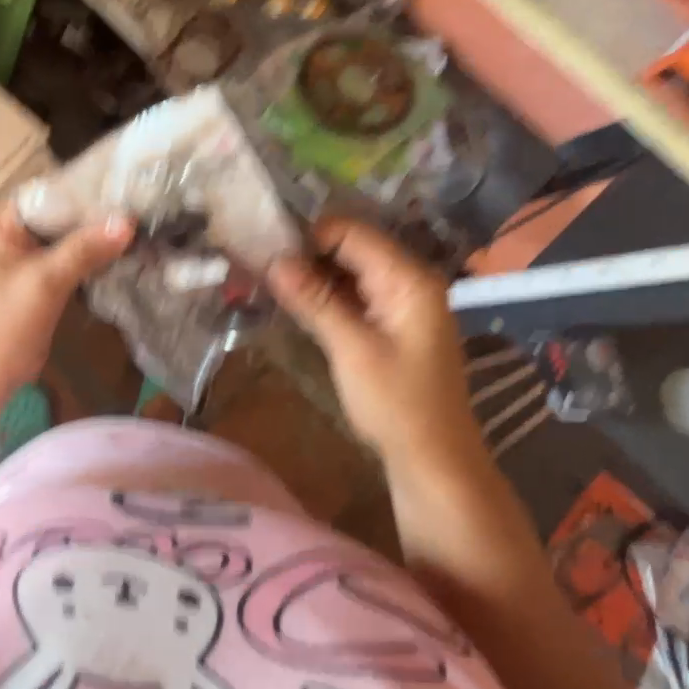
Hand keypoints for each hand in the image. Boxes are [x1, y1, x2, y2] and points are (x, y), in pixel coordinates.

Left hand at [0, 204, 133, 395]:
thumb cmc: (4, 325)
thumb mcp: (45, 282)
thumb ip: (84, 249)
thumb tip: (128, 221)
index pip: (47, 193)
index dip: (86, 191)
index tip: (128, 188)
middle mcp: (9, 233)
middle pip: (59, 214)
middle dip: (95, 215)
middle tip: (142, 208)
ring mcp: (23, 257)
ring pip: (66, 237)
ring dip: (96, 237)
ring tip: (140, 227)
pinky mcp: (37, 279)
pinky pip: (67, 259)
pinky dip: (90, 258)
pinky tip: (122, 254)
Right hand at [266, 216, 478, 462]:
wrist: (433, 457)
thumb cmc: (398, 403)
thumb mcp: (351, 348)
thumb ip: (314, 300)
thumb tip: (273, 260)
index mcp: (408, 279)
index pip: (349, 231)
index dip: (305, 235)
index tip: (262, 247)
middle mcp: (406, 279)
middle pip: (346, 246)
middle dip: (302, 252)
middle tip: (255, 263)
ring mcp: (397, 300)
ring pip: (344, 269)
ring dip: (307, 273)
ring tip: (263, 278)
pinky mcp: (386, 320)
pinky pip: (348, 291)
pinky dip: (320, 293)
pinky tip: (289, 299)